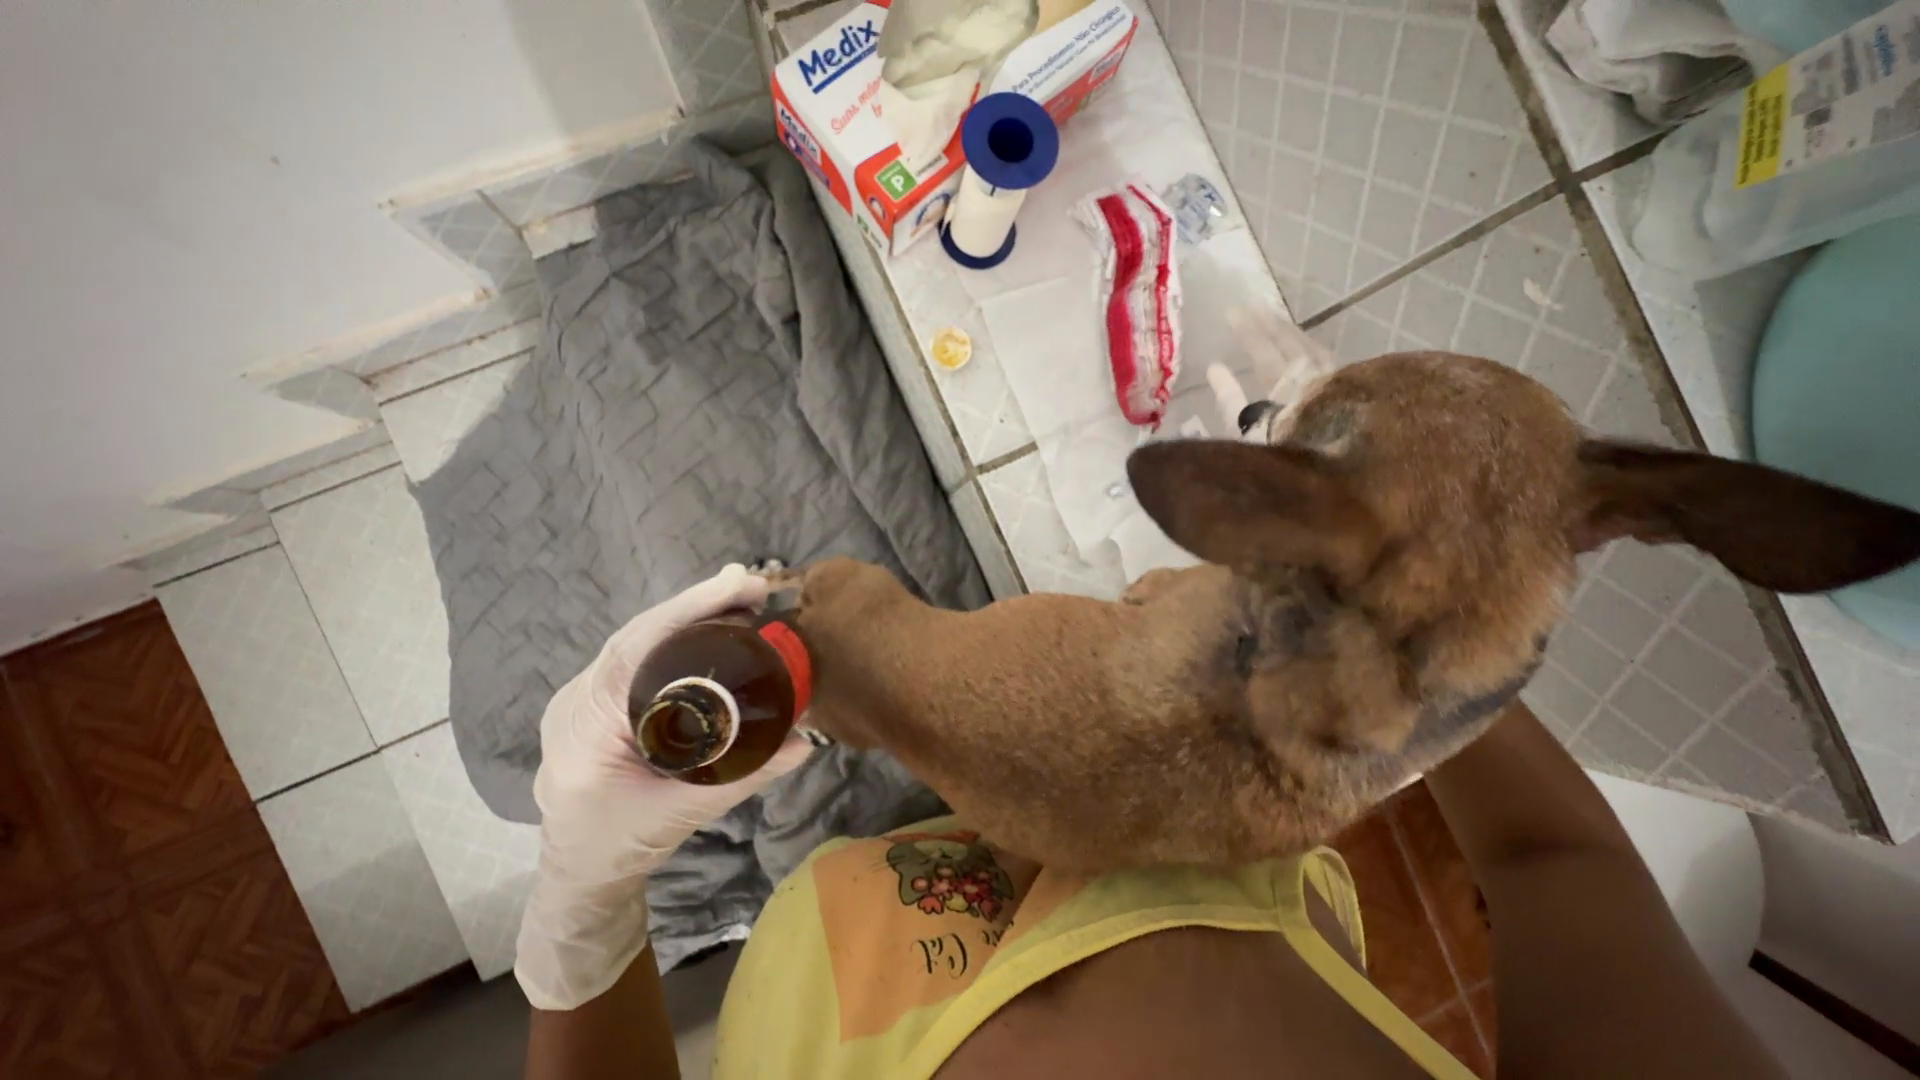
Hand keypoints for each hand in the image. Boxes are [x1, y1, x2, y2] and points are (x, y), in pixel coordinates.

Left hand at [515, 564, 814, 1010]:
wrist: (579, 877)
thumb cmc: (619, 846)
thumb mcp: (684, 811)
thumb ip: (744, 776)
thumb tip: (804, 743)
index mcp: (586, 722)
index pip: (637, 647)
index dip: (688, 610)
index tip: (736, 585)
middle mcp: (577, 698)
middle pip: (639, 634)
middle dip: (696, 605)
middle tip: (752, 585)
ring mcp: (581, 698)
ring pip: (636, 642)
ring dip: (686, 618)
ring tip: (739, 600)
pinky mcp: (594, 703)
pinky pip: (634, 659)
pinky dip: (672, 639)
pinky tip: (706, 629)